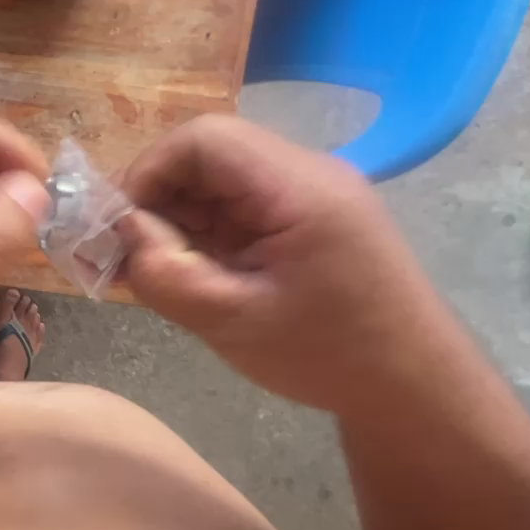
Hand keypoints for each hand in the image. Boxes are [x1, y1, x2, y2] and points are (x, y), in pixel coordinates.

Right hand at [115, 116, 451, 413]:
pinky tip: (179, 270)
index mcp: (298, 189)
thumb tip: (116, 230)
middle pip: (202, 155)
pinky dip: (192, 232)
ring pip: (209, 181)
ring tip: (144, 268)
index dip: (147, 173)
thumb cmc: (326, 356)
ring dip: (168, 218)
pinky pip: (228, 206)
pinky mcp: (298, 220)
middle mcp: (303, 175)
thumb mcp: (229, 319)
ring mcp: (303, 196)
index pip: (202, 139)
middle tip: (120, 252)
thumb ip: (163, 270)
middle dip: (151, 198)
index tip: (120, 227)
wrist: (412, 390)